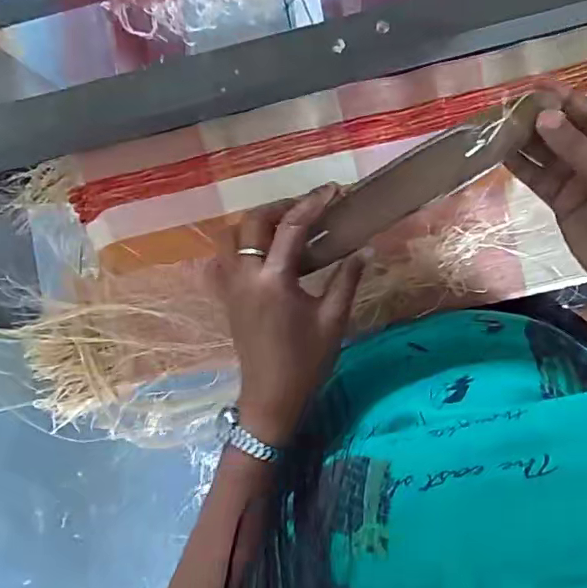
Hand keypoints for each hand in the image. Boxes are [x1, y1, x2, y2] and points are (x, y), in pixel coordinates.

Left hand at [209, 184, 366, 446]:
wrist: (271, 397)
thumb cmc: (306, 362)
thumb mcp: (333, 320)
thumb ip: (346, 279)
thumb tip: (365, 248)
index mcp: (275, 280)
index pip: (292, 227)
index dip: (314, 202)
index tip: (334, 190)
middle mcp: (246, 276)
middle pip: (253, 221)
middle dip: (281, 207)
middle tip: (308, 208)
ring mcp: (230, 286)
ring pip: (230, 237)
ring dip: (254, 223)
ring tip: (283, 226)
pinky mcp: (226, 298)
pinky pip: (221, 260)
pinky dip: (236, 247)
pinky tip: (258, 253)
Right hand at [504, 82, 586, 291]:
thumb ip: (575, 147)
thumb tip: (544, 116)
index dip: (567, 100)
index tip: (538, 86)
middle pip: (568, 133)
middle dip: (543, 119)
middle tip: (511, 105)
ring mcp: (581, 182)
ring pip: (550, 155)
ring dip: (528, 141)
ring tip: (500, 124)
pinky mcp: (562, 203)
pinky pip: (540, 179)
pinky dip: (523, 167)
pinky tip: (503, 152)